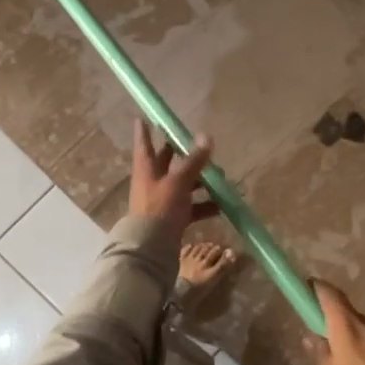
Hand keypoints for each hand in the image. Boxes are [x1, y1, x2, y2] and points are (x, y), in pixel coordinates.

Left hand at [128, 120, 217, 242]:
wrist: (152, 247)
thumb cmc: (160, 207)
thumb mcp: (179, 181)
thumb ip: (194, 160)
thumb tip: (206, 136)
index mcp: (146, 168)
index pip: (144, 144)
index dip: (144, 132)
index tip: (143, 118)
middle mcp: (153, 182)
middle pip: (167, 163)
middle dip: (183, 155)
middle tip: (197, 144)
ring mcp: (163, 201)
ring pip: (184, 185)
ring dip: (201, 181)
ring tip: (221, 178)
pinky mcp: (173, 218)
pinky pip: (191, 207)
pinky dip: (205, 205)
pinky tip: (222, 206)